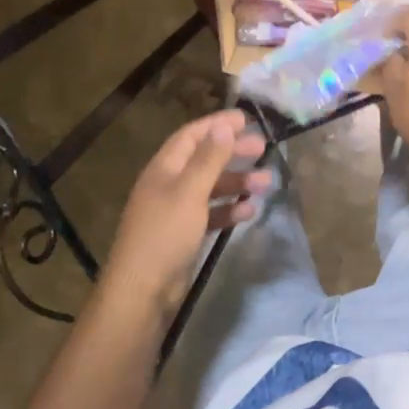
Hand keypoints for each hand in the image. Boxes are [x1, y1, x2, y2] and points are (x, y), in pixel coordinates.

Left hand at [100, 110, 270, 314]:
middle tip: (263, 148)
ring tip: (266, 182)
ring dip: (237, 182)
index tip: (247, 119)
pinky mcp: (183, 235)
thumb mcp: (190, 192)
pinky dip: (229, 210)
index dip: (217, 124)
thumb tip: (223, 126)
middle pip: (203, 160)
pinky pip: (210, 214)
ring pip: (210, 188)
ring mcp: (175, 211)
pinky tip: (248, 211)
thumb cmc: (165, 234)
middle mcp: (168, 185)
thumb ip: (209, 159)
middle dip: (232, 152)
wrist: (142, 290)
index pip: (191, 136)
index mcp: (164, 169)